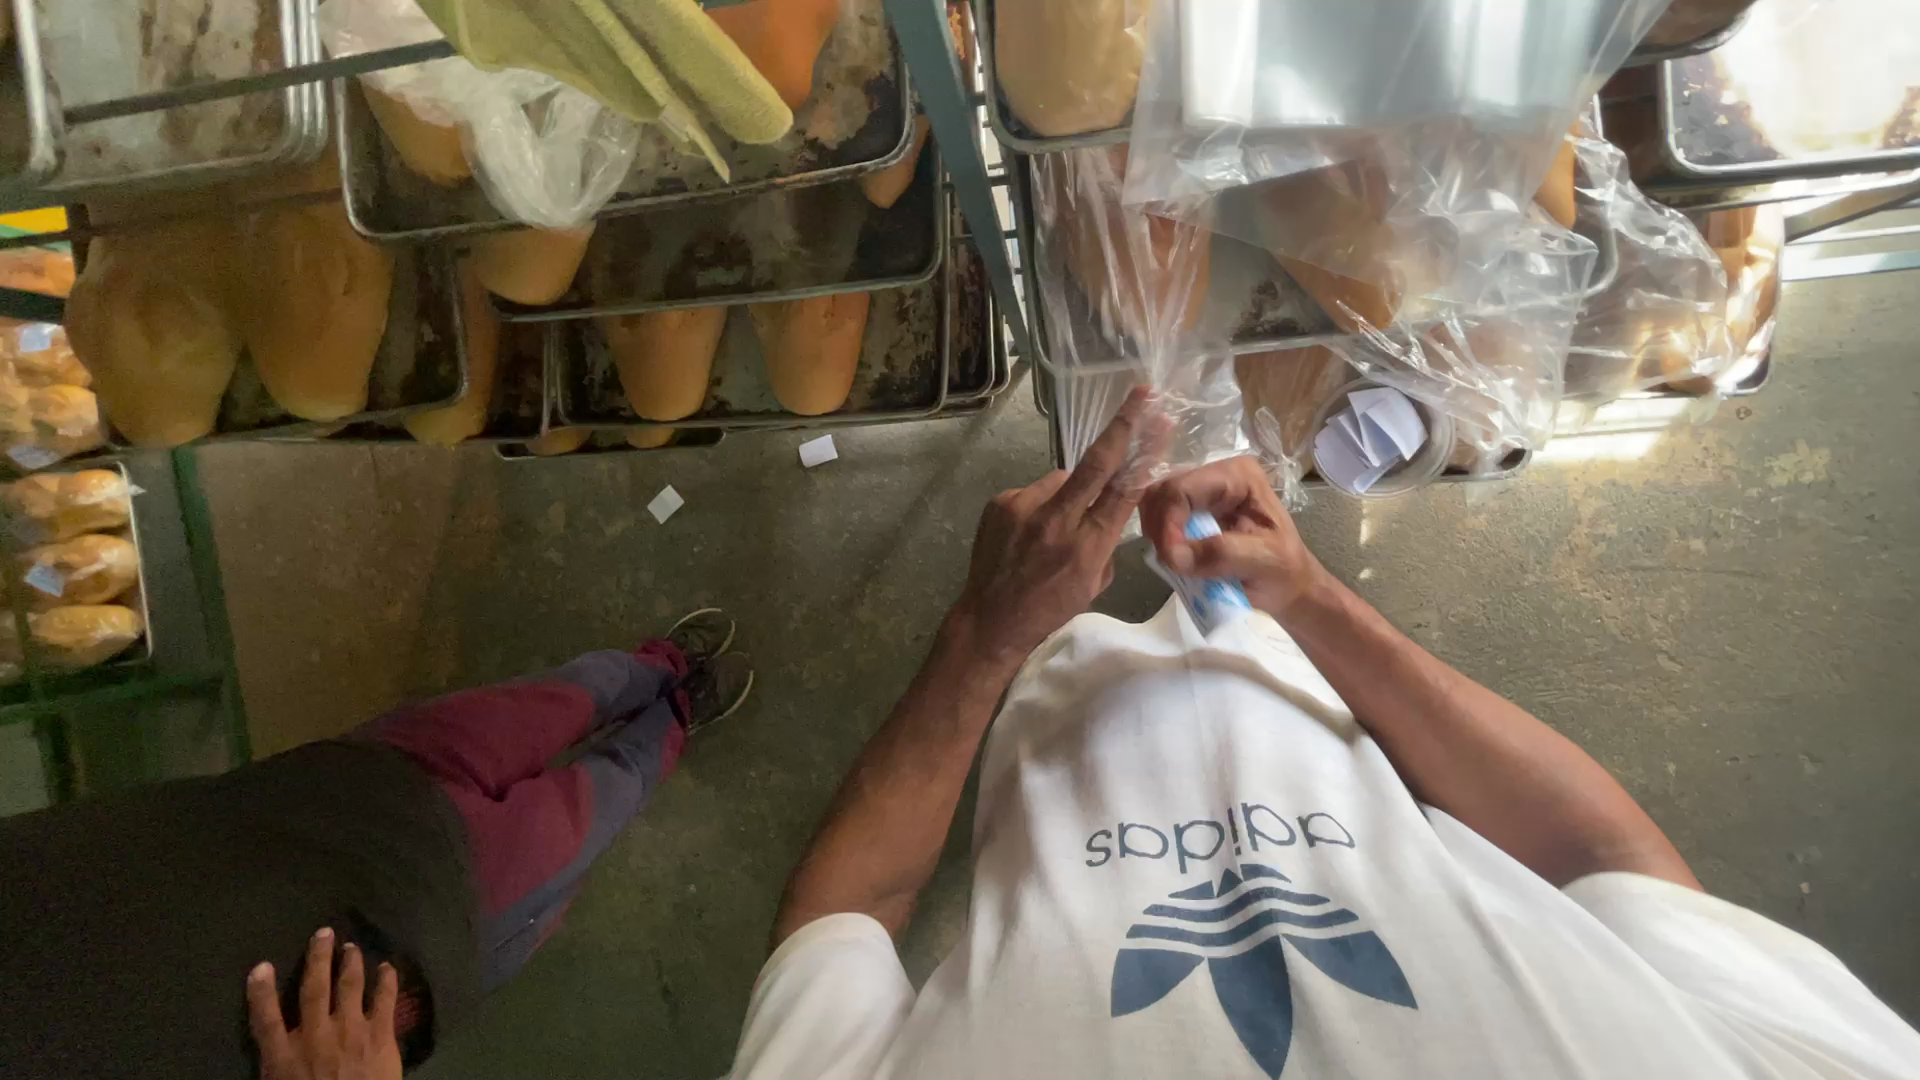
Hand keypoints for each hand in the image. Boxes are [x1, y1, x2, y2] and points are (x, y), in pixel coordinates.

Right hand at [246, 928, 400, 1079]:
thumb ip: (277, 1067)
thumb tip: (272, 1051)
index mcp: (284, 1057)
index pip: (266, 1020)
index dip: (262, 993)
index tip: (261, 967)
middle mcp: (315, 1035)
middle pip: (313, 989)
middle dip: (318, 958)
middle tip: (323, 932)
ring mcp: (351, 1029)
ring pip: (350, 985)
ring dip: (351, 962)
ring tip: (352, 946)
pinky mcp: (381, 1031)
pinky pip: (385, 997)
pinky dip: (387, 978)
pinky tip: (388, 966)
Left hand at [948, 386, 1169, 666]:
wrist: (990, 619)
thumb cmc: (1048, 609)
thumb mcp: (1093, 584)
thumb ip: (1105, 543)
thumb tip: (1108, 511)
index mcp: (1088, 545)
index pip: (1124, 490)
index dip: (1146, 453)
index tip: (1162, 422)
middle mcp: (1057, 520)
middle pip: (1096, 462)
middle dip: (1122, 425)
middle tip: (1140, 394)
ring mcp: (1024, 507)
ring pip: (1061, 479)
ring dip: (1067, 492)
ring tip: (1053, 525)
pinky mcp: (1000, 503)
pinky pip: (1032, 493)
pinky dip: (1038, 505)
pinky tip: (1029, 531)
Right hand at [1140, 455, 1324, 617]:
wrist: (1285, 585)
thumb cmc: (1282, 570)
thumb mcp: (1262, 561)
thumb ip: (1221, 554)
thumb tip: (1173, 555)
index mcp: (1237, 476)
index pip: (1182, 488)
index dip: (1168, 523)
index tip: (1171, 559)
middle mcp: (1213, 474)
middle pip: (1161, 490)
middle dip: (1158, 527)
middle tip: (1168, 560)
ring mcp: (1198, 490)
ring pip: (1153, 501)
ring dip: (1155, 532)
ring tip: (1171, 559)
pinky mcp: (1188, 509)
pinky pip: (1156, 515)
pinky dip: (1157, 537)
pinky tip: (1171, 554)